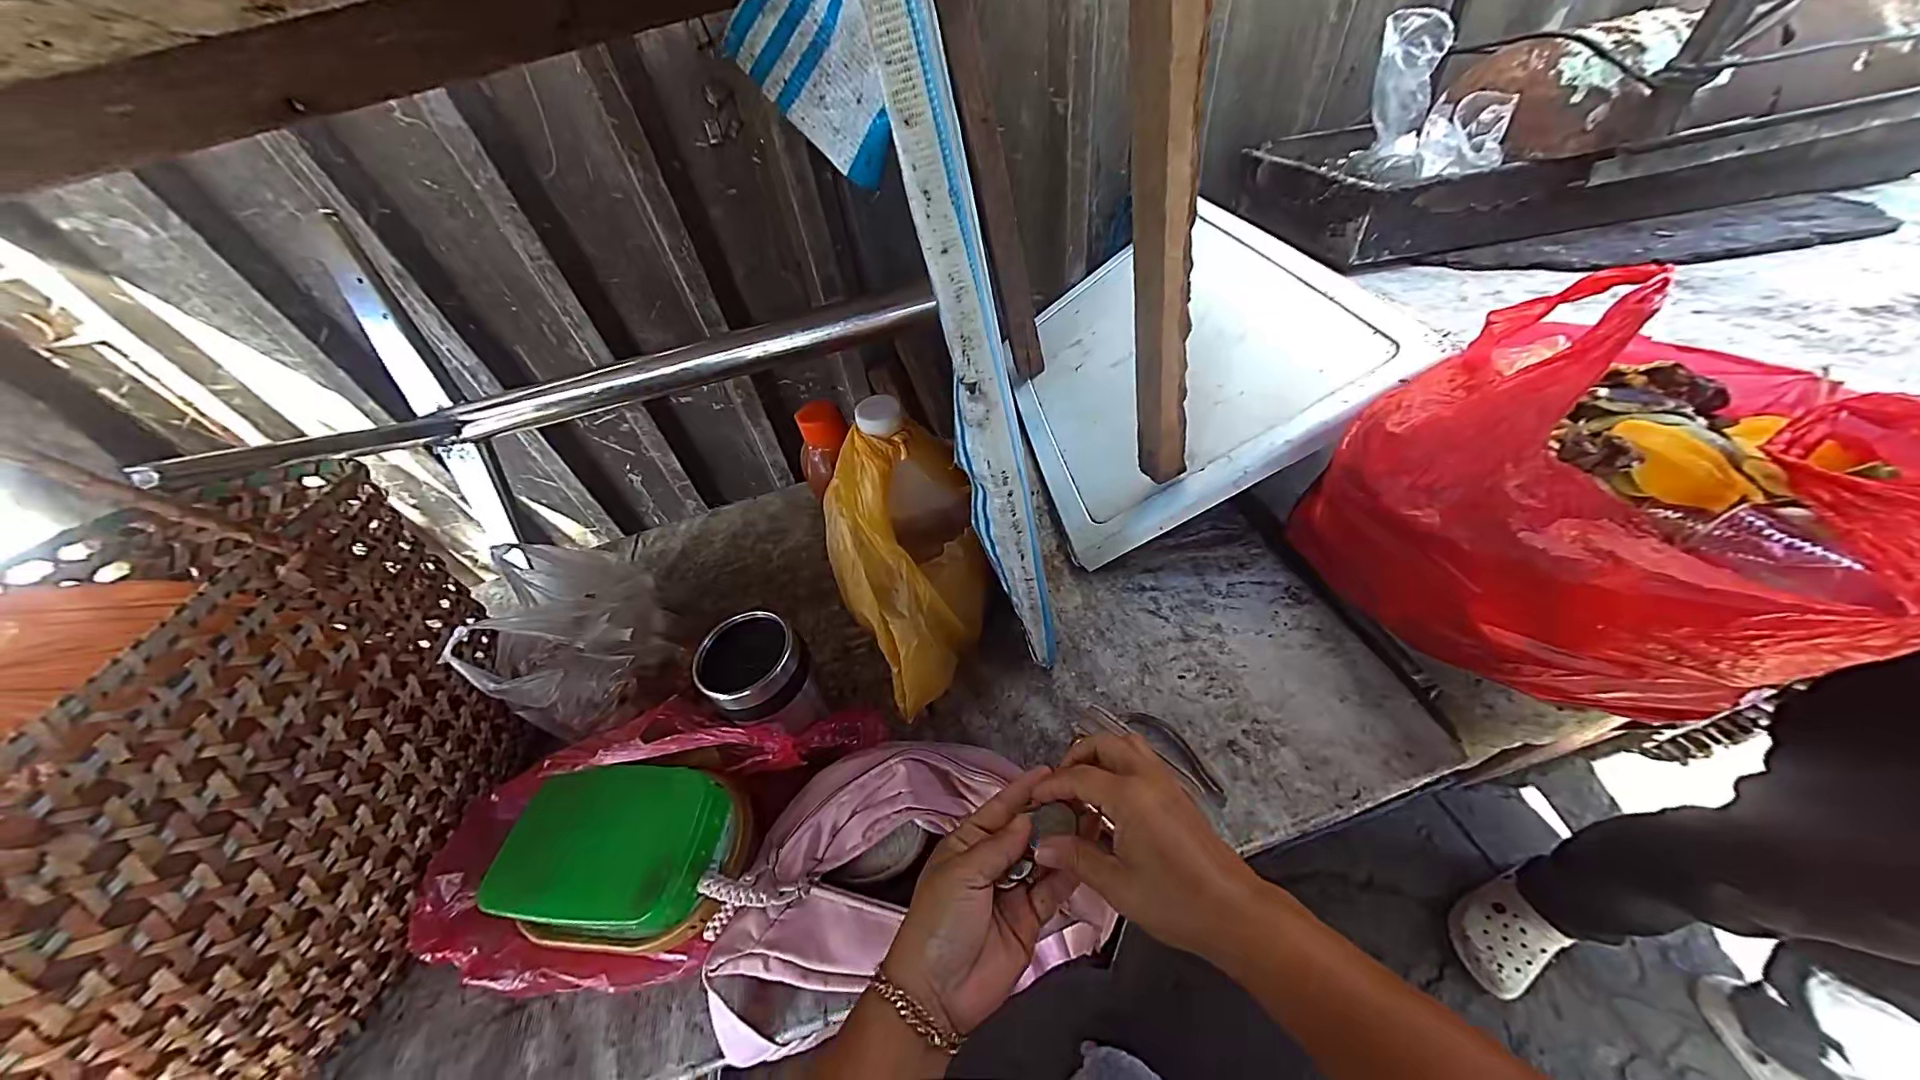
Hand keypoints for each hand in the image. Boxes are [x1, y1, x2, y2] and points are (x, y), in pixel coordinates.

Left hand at [880, 766, 1081, 1034]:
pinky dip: (1067, 874)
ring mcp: (1012, 890)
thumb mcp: (962, 874)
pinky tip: (1082, 856)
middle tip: (1076, 797)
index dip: (1022, 791)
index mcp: (967, 844)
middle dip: (1048, 815)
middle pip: (1025, 832)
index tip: (1046, 773)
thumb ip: (998, 846)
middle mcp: (991, 862)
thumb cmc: (936, 925)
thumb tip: (1026, 819)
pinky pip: (1053, 889)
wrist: (938, 993)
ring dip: (1062, 841)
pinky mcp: (1030, 917)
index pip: (998, 810)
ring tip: (1087, 821)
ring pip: (1043, 858)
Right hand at [1030, 733, 1274, 957]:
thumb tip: (1044, 846)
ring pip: (1125, 746)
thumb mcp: (1117, 885)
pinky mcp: (1178, 795)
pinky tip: (1110, 806)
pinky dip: (1118, 768)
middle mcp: (1148, 779)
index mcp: (1130, 796)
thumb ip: (1076, 857)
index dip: (1051, 786)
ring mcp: (1167, 783)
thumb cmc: (1179, 902)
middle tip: (1058, 788)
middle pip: (1102, 744)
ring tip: (1082, 790)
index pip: (1078, 776)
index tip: (1034, 798)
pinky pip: (1141, 763)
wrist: (1235, 913)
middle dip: (1074, 758)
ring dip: (1099, 757)